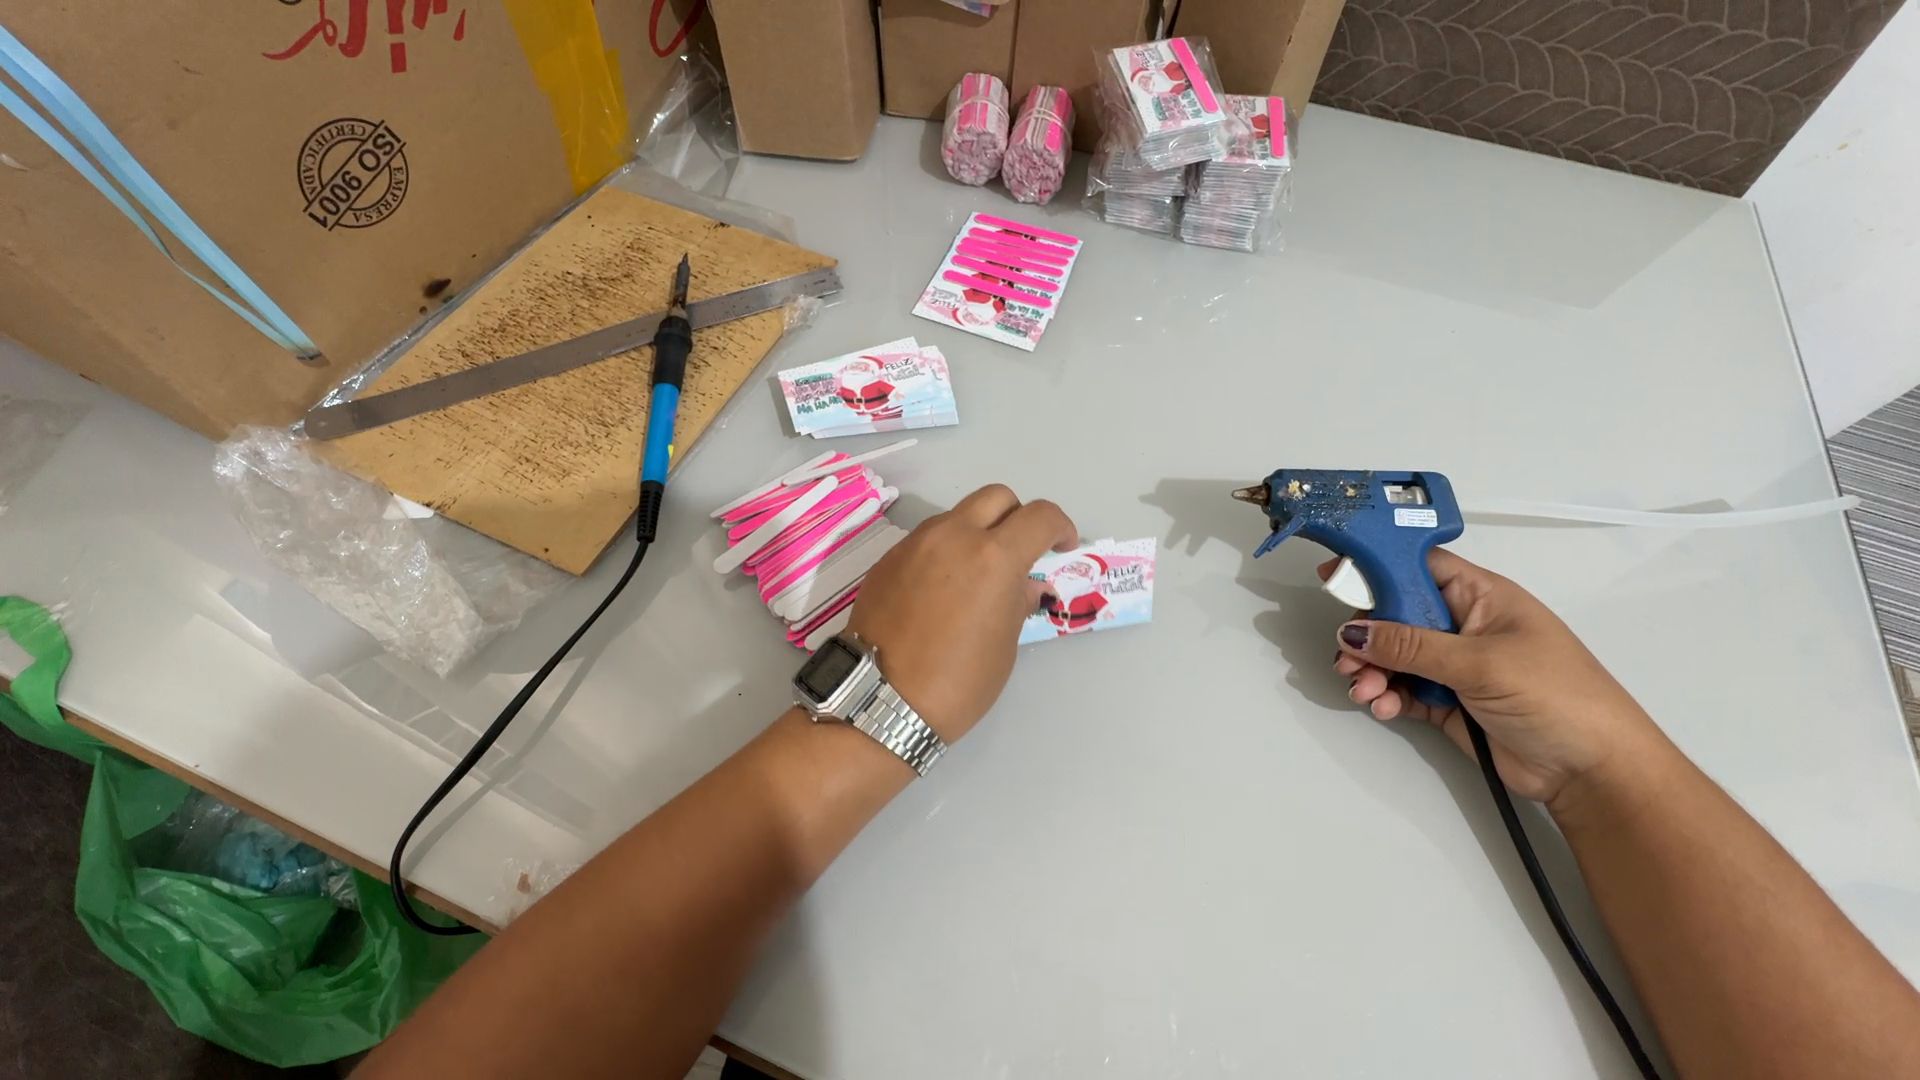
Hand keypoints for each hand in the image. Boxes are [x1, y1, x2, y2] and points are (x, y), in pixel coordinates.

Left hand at [849, 485, 1075, 741]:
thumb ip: (1017, 602)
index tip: (1062, 548)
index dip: (1060, 527)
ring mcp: (915, 543)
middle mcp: (953, 536)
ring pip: (957, 515)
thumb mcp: (1003, 645)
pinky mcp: (888, 559)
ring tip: (977, 574)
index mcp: (993, 556)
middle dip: (1017, 518)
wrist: (879, 699)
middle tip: (1020, 553)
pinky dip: (945, 550)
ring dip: (977, 532)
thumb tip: (1024, 585)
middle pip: (997, 497)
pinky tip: (942, 589)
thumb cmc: (957, 681)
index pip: (1040, 517)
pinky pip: (927, 539)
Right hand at [1326, 549, 1660, 805]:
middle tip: (1348, 655)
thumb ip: (1412, 646)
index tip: (1333, 575)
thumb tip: (1354, 632)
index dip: (1376, 566)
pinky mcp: (1446, 700)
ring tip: (1366, 691)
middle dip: (1367, 635)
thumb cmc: (1557, 698)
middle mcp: (1463, 625)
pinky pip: (1401, 689)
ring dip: (1371, 671)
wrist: (1592, 773)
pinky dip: (1385, 696)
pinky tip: (1383, 707)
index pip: (1419, 566)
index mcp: (1481, 598)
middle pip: (1395, 614)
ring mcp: (1454, 665)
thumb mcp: (1481, 663)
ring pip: (1392, 655)